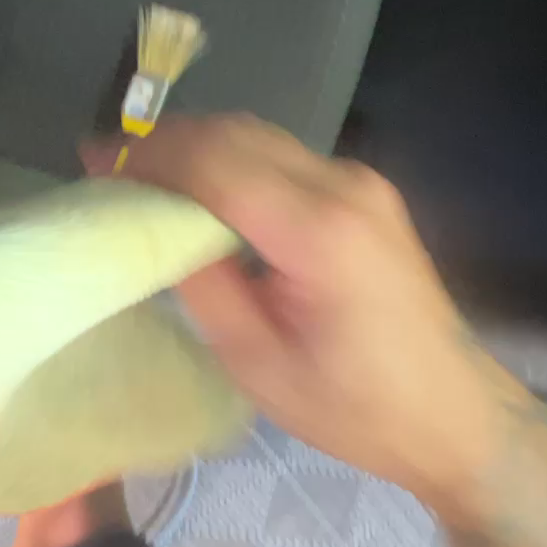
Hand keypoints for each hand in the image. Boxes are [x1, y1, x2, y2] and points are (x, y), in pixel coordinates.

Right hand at [86, 115, 543, 516]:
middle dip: (163, 140)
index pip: (216, 165)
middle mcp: (343, 186)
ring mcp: (358, 180)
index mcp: (319, 232)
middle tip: (108, 161)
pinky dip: (226, 154)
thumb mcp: (256, 361)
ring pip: (255, 133)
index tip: (92, 158)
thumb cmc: (352, 407)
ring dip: (193, 141)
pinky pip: (278, 152)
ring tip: (140, 166)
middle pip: (234, 134)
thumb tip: (155, 224)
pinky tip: (197, 179)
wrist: (455, 413)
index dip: (148, 155)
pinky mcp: (360, 187)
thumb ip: (200, 282)